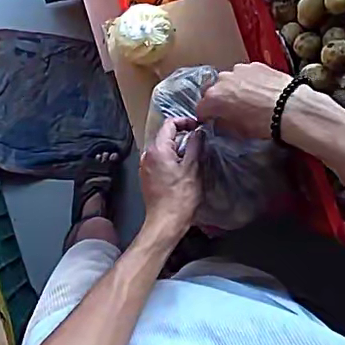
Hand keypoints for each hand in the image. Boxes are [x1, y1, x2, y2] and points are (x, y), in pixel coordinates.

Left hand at [138, 116, 200, 235]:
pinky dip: (171, 158)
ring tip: (193, 154)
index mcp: (158, 149)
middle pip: (165, 135)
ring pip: (162, 148)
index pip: (169, 124)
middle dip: (182, 135)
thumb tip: (198, 132)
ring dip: (177, 147)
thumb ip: (195, 145)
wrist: (165, 222)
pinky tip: (183, 168)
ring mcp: (145, 166)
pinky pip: (159, 159)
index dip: (185, 122)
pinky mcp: (146, 176)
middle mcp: (147, 155)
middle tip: (199, 140)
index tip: (198, 127)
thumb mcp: (193, 168)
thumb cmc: (180, 197)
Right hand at [194, 62, 299, 140]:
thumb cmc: (263, 122)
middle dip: (219, 99)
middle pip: (214, 90)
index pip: (201, 108)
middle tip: (231, 109)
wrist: (289, 107)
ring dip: (235, 87)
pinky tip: (260, 90)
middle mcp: (223, 80)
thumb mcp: (239, 131)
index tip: (211, 120)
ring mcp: (239, 70)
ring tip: (249, 98)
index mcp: (214, 98)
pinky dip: (249, 80)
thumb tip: (220, 121)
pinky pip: (246, 73)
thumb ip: (223, 124)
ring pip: (230, 79)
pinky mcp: (255, 64)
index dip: (206, 116)